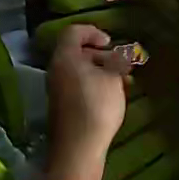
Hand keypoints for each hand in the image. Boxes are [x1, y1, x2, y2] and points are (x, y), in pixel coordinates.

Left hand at [48, 24, 130, 159]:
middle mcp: (56, 69)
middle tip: (120, 63)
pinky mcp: (62, 105)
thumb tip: (118, 56)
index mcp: (65, 57)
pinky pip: (77, 84)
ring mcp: (56, 88)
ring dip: (100, 70)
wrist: (78, 148)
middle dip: (100, 53)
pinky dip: (94, 83)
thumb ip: (116, 61)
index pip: (73, 32)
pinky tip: (111, 95)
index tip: (111, 44)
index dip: (93, 32)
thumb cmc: (97, 106)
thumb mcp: (113, 78)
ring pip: (78, 69)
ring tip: (122, 81)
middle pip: (76, 51)